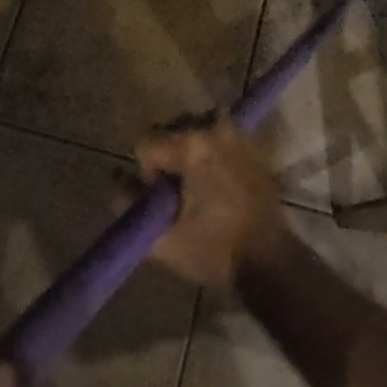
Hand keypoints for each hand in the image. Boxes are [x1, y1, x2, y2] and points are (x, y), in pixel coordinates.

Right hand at [135, 117, 289, 289]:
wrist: (269, 260)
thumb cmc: (214, 250)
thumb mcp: (161, 238)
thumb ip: (130, 205)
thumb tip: (117, 182)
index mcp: (192, 146)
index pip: (146, 144)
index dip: (146, 174)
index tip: (160, 199)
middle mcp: (215, 129)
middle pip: (172, 128)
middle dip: (166, 155)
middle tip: (175, 190)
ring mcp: (238, 134)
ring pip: (197, 126)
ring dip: (188, 148)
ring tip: (193, 181)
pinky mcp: (253, 146)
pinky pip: (220, 134)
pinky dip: (210, 148)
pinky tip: (214, 178)